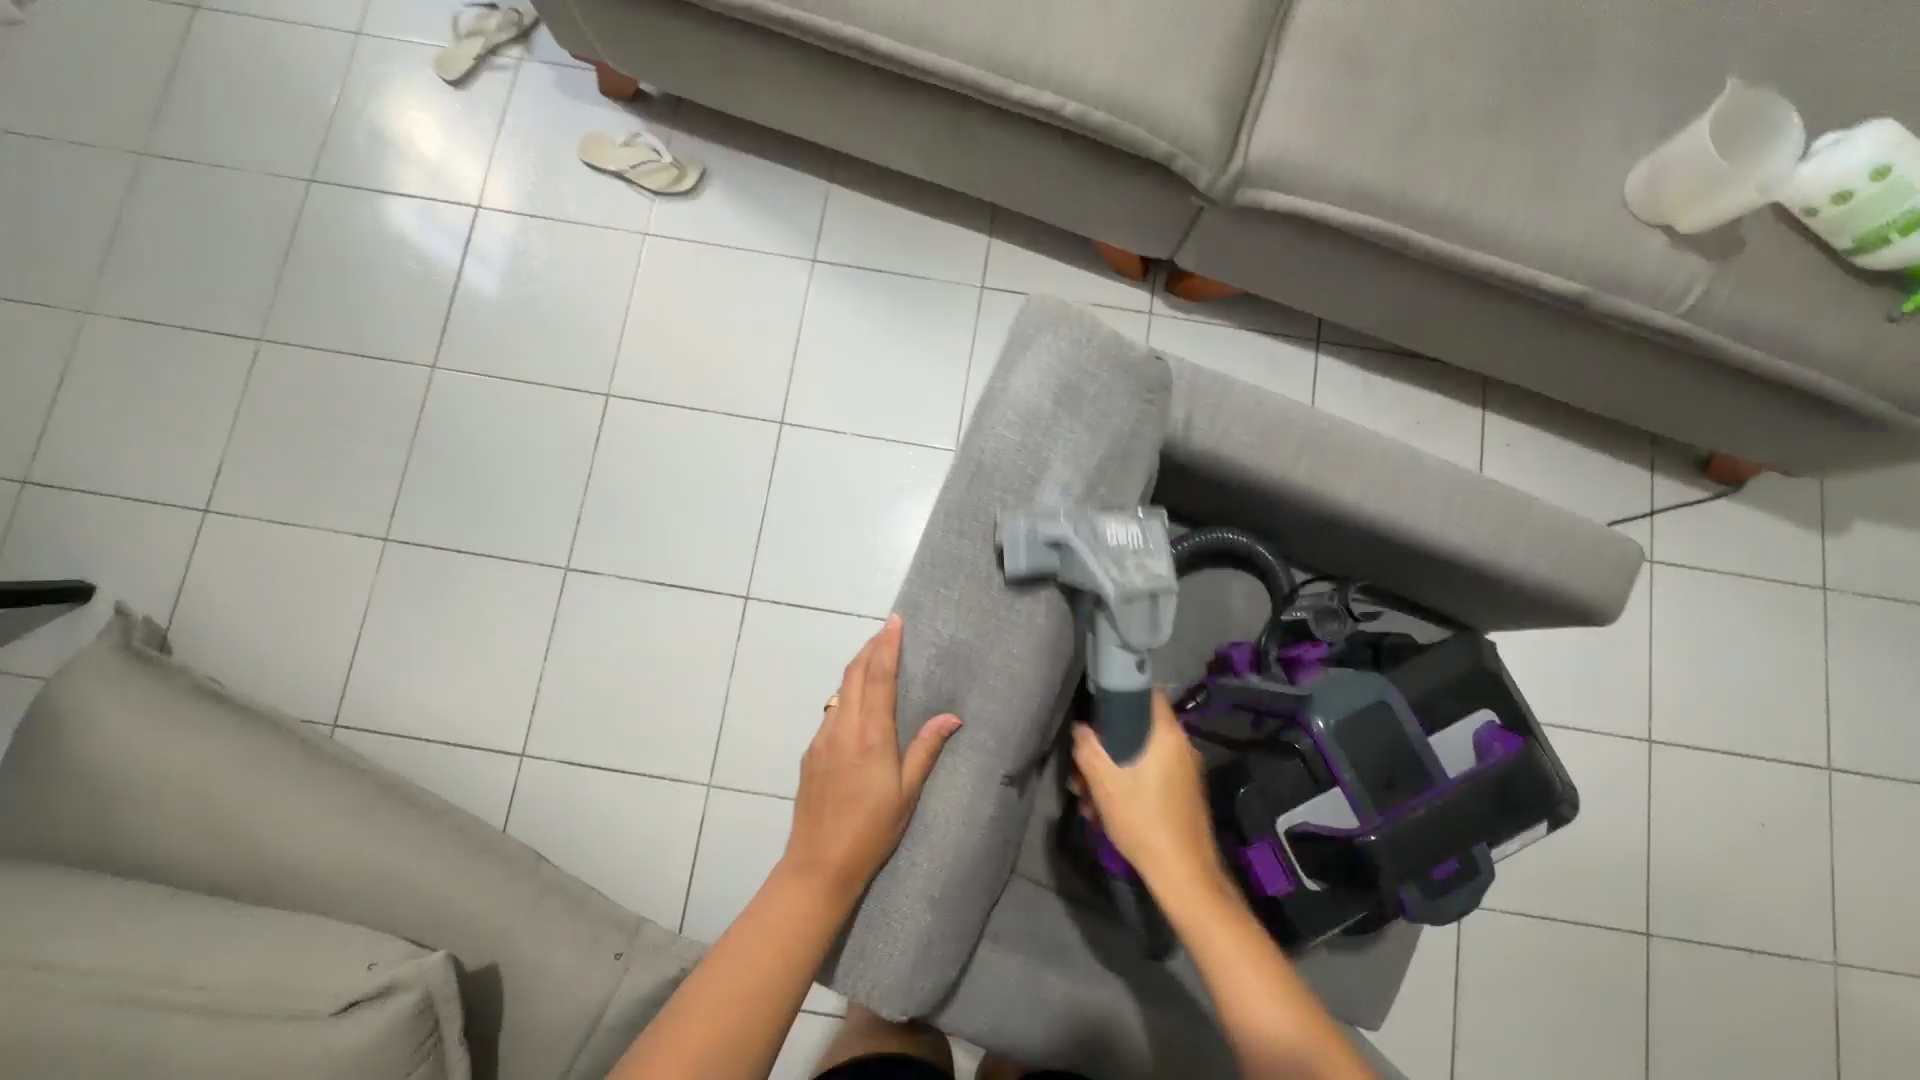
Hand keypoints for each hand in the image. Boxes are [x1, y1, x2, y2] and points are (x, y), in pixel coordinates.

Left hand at [783, 614, 961, 899]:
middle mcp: (842, 729)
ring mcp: (821, 740)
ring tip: (875, 658)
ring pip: (839, 691)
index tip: (894, 621)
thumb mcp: (907, 793)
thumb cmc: (871, 831)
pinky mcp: (810, 754)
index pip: (878, 678)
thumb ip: (925, 750)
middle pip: (853, 675)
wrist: (819, 864)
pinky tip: (857, 703)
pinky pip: (831, 712)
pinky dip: (846, 695)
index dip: (887, 646)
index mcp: (870, 736)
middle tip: (887, 631)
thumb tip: (950, 717)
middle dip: (870, 648)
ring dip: (857, 669)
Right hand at [1070, 690, 1227, 893]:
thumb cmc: (1142, 819)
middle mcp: (1181, 747)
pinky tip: (1105, 813)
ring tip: (1088, 800)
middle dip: (1104, 748)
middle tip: (1081, 772)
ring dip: (1110, 773)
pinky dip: (1127, 787)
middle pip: (1137, 731)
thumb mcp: (1104, 783)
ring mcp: (1185, 772)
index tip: (1094, 711)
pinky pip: (1150, 777)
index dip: (1118, 695)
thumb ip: (1088, 749)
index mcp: (1167, 735)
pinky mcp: (1183, 794)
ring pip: (1139, 758)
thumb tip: (1081, 729)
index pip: (1146, 693)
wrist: (1183, 873)